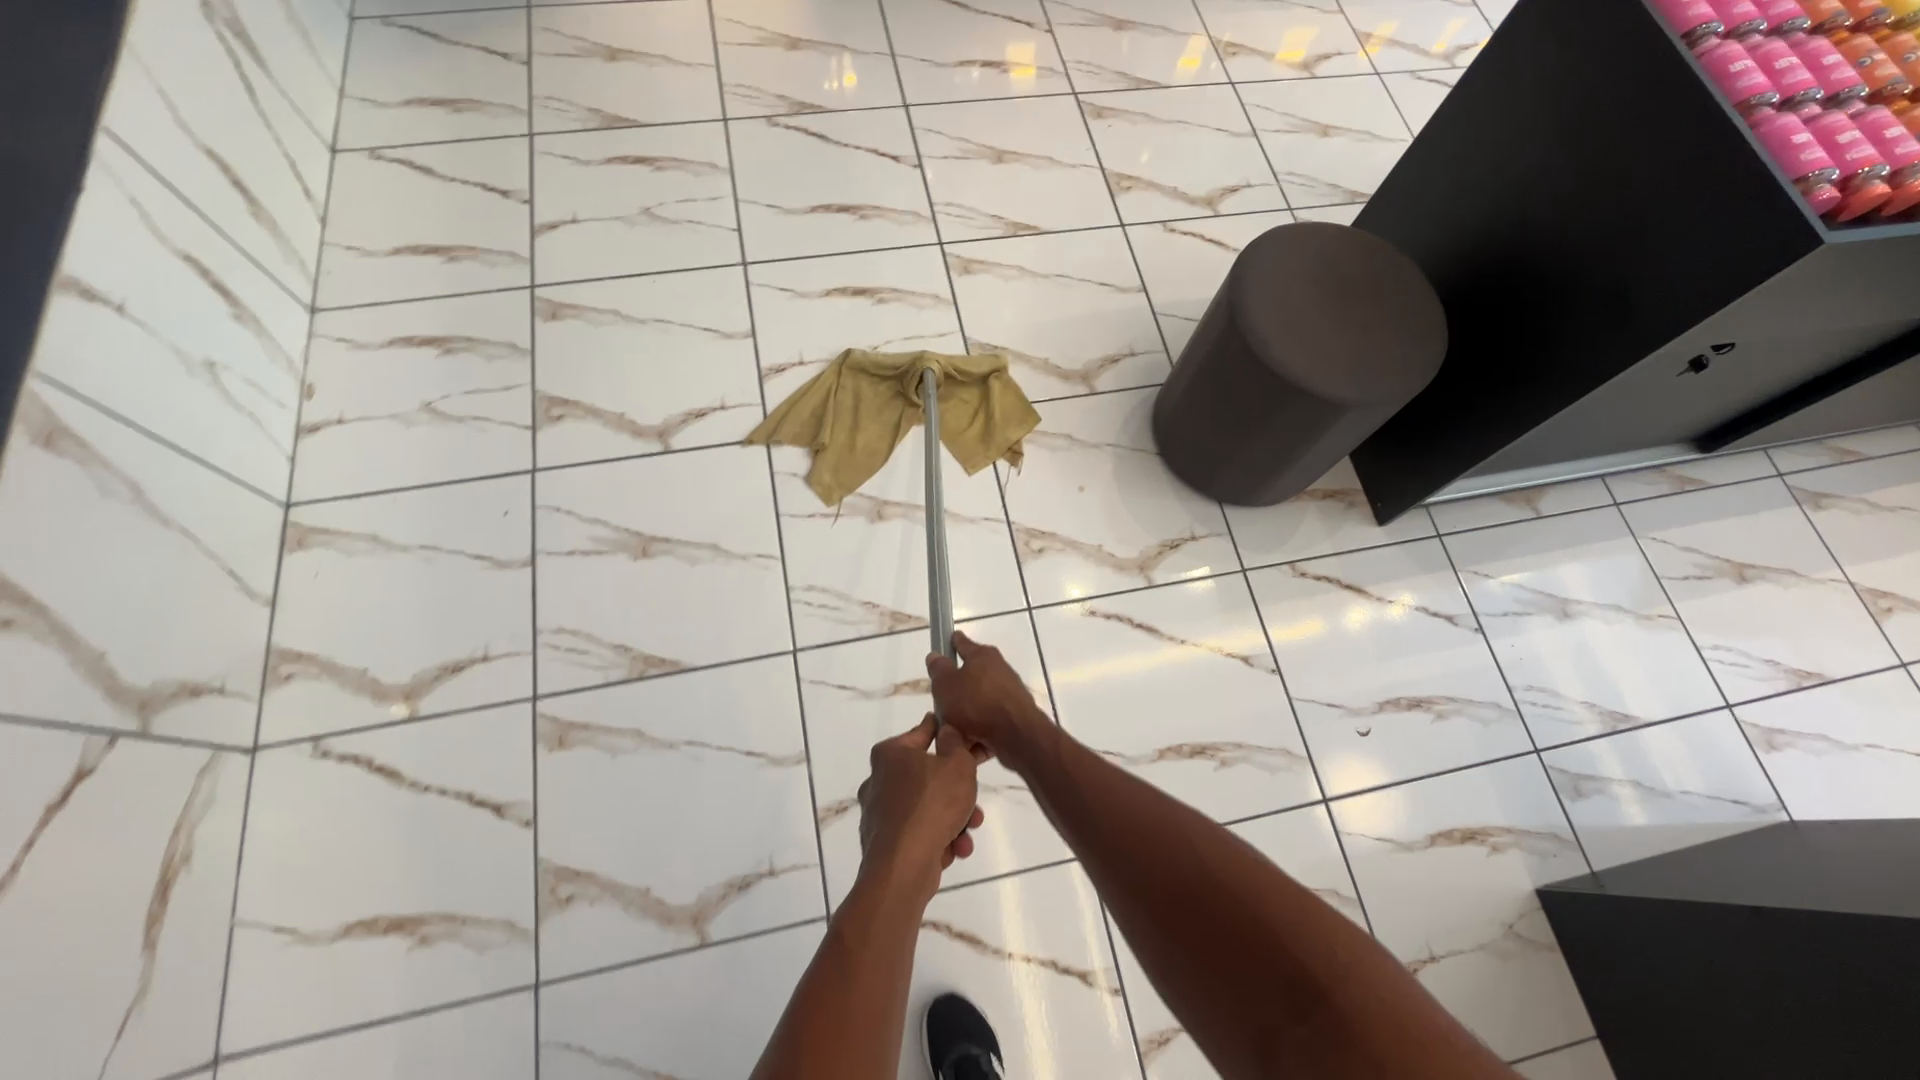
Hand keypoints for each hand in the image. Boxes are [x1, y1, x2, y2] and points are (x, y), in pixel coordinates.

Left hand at [857, 715, 986, 893]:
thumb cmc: (932, 804)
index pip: (924, 733)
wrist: (904, 865)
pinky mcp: (884, 843)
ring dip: (953, 820)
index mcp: (890, 754)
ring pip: (927, 809)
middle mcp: (879, 780)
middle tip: (975, 804)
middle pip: (928, 777)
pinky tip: (955, 849)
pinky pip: (918, 833)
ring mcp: (879, 813)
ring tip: (969, 833)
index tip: (965, 736)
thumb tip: (946, 731)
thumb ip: (956, 743)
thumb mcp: (957, 765)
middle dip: (958, 794)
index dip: (948, 734)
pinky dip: (938, 839)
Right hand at [926, 631, 1054, 769]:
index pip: (962, 643)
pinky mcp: (1014, 716)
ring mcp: (1009, 693)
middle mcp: (999, 670)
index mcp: (982, 656)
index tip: (947, 640)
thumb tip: (936, 655)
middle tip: (940, 706)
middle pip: (970, 679)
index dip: (952, 641)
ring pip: (978, 705)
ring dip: (964, 719)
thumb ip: (938, 670)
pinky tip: (967, 746)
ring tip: (951, 733)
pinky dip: (978, 733)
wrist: (1016, 734)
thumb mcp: (946, 685)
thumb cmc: (975, 704)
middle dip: (954, 694)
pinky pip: (988, 723)